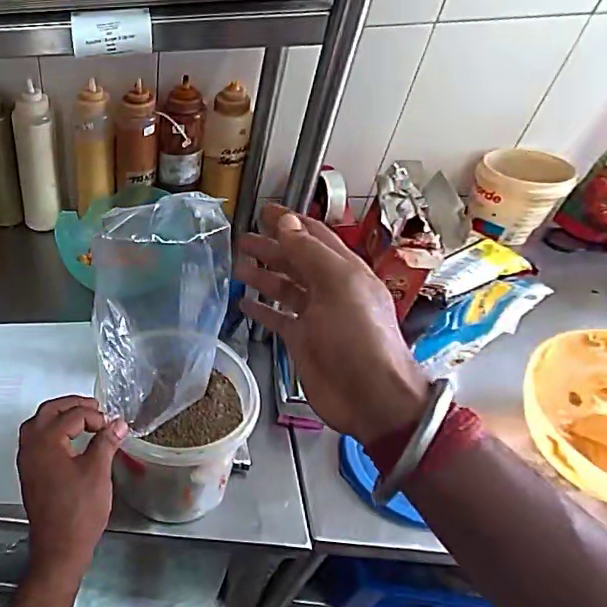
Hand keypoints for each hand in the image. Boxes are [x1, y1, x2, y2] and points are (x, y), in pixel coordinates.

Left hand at [17, 396, 127, 582]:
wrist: (59, 546)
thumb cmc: (77, 513)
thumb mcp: (98, 471)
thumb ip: (106, 442)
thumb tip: (116, 425)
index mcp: (45, 441)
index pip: (72, 415)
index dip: (95, 416)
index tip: (112, 424)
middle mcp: (30, 447)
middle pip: (48, 411)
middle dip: (72, 406)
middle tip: (95, 407)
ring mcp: (27, 461)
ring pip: (39, 425)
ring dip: (60, 417)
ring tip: (84, 419)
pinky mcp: (30, 473)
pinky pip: (37, 441)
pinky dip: (53, 432)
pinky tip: (70, 441)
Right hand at [237, 204, 429, 442]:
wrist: (368, 395)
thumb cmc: (359, 338)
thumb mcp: (339, 286)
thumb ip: (311, 253)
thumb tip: (286, 223)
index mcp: (345, 271)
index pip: (314, 237)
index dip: (290, 222)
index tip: (265, 211)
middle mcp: (330, 290)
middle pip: (297, 261)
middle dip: (271, 247)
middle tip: (242, 239)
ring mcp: (315, 317)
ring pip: (285, 288)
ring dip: (263, 275)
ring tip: (238, 266)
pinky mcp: (301, 341)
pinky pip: (278, 318)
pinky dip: (262, 309)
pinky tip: (245, 303)